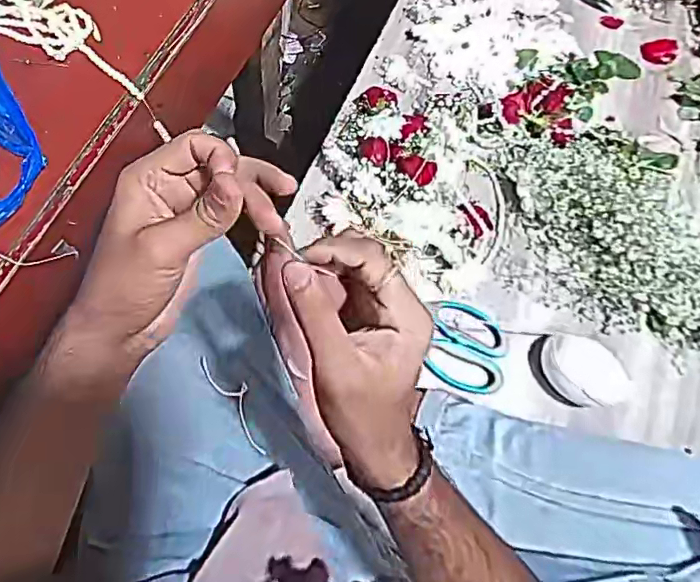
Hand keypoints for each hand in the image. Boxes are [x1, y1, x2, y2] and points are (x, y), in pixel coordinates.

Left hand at [62, 132, 295, 365]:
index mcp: (147, 179)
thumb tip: (235, 185)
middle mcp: (168, 186)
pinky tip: (269, 227)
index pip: (193, 145)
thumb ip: (203, 216)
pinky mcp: (199, 229)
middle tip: (270, 206)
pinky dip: (253, 217)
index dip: (220, 158)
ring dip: (257, 200)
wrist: (118, 334)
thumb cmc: (117, 291)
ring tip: (275, 221)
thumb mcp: (161, 249)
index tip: (236, 182)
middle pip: (219, 164)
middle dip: (248, 182)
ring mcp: (186, 207)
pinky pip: (232, 211)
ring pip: (231, 187)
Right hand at [279, 231, 434, 488]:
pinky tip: (301, 291)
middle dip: (326, 256)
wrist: (373, 450)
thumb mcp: (335, 367)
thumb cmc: (362, 417)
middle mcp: (400, 301)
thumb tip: (292, 266)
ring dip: (320, 266)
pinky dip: (319, 279)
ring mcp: (383, 304)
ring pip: (351, 263)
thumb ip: (314, 314)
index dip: (337, 249)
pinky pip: (342, 280)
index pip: (375, 258)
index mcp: (407, 314)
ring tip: (294, 281)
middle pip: (364, 254)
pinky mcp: (365, 310)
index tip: (300, 258)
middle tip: (294, 269)